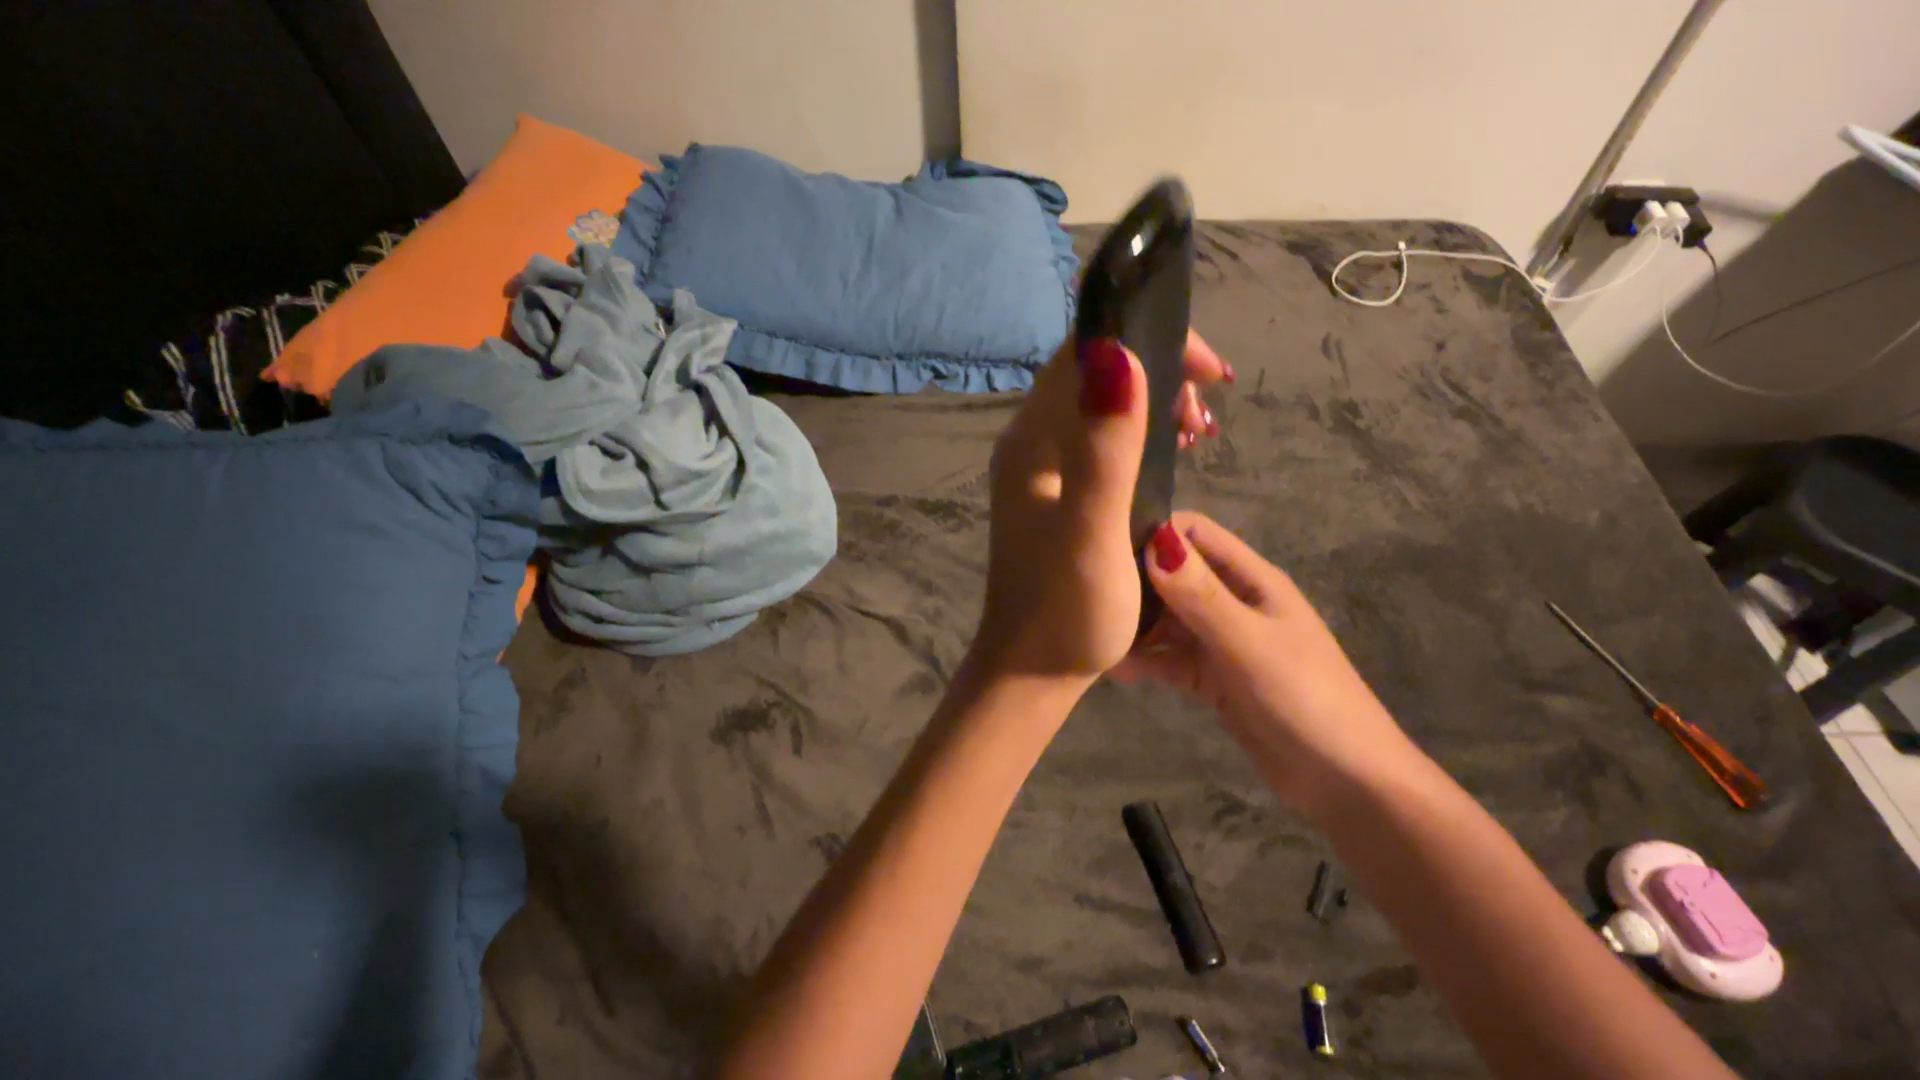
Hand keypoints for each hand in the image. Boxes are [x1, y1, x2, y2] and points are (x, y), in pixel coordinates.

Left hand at [973, 332, 1230, 684]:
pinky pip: (1100, 439)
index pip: (1084, 353)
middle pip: (1093, 374)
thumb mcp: (1093, 530)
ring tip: (1200, 434)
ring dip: (1153, 404)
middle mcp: (1029, 444)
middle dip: (1158, 373)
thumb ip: (1106, 447)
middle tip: (1207, 415)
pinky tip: (1173, 457)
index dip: (1146, 342)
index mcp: (1032, 442)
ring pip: (1099, 406)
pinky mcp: (1055, 495)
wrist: (1033, 672)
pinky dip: (1140, 434)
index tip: (1207, 372)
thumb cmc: (1068, 611)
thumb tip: (1118, 353)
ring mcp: (1039, 471)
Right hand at [1114, 512, 1423, 808]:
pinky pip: (1170, 661)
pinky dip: (1144, 662)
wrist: (1344, 779)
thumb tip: (1153, 542)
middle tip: (1088, 597)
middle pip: (1174, 575)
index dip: (1154, 533)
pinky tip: (1109, 668)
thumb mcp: (1249, 643)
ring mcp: (1222, 644)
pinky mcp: (1213, 681)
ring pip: (1168, 620)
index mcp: (1252, 581)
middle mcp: (1233, 603)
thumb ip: (1201, 596)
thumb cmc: (1304, 697)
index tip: (1106, 550)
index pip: (1196, 534)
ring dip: (1135, 624)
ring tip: (1090, 633)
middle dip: (1135, 580)